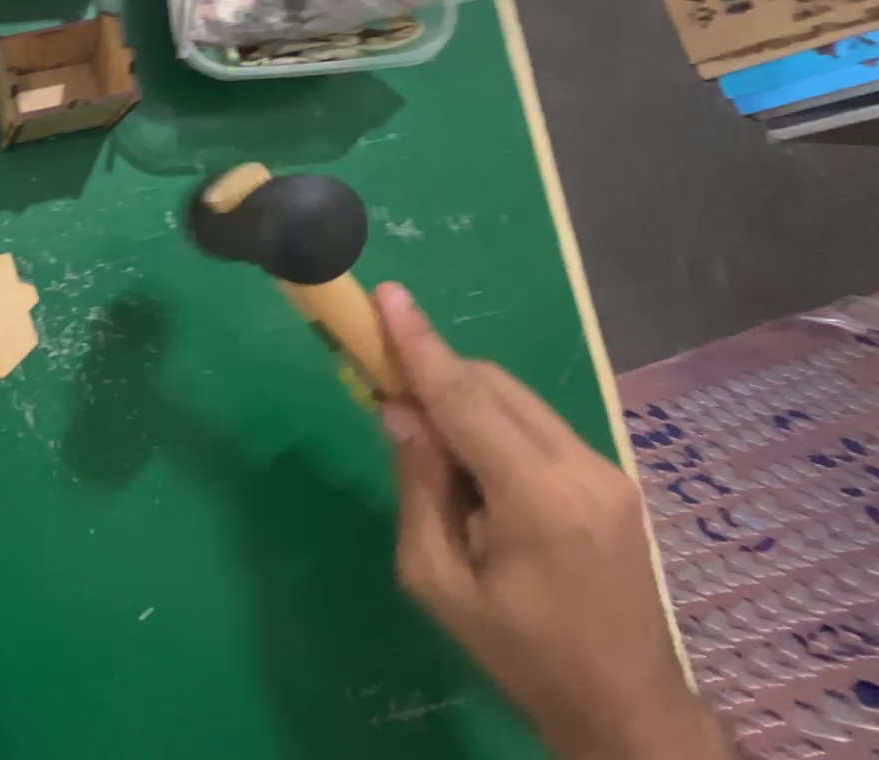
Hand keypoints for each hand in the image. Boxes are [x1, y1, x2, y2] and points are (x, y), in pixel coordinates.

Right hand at [374, 283, 729, 759]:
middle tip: (377, 381)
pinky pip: (532, 424)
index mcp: (537, 498)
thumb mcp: (434, 575)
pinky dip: (486, 420)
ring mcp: (605, 471)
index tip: (387, 295)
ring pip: (514, 399)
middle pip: (491, 386)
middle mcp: (582, 469)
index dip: (419, 344)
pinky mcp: (609, 480)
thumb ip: (417, 484)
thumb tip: (398, 410)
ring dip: (458, 397)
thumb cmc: (514, 648)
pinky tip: (464, 459)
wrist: (623, 703)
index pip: (464, 399)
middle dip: (431, 370)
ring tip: (419, 433)